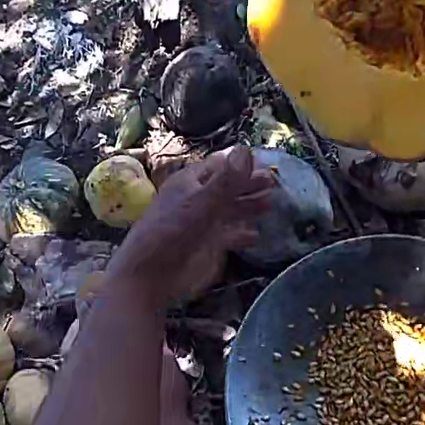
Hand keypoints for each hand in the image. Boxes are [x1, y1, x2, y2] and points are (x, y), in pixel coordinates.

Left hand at [110, 147, 273, 304]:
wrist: (152, 275)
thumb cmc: (173, 232)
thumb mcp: (202, 202)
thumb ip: (226, 180)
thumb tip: (247, 149)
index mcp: (190, 182)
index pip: (219, 166)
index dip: (240, 164)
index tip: (263, 163)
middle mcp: (197, 199)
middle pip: (228, 187)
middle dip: (249, 184)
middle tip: (273, 183)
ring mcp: (203, 223)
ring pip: (230, 210)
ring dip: (249, 206)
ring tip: (270, 204)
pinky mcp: (207, 246)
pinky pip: (228, 236)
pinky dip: (241, 234)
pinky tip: (255, 236)